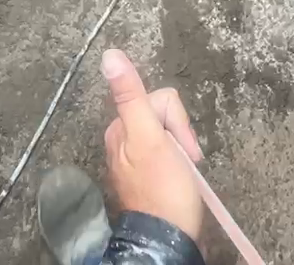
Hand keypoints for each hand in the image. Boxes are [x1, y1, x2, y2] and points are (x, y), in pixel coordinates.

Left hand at [100, 48, 204, 245]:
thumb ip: (131, 95)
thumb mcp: (149, 136)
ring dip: (183, 149)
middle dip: (181, 135)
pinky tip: (181, 176)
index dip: (178, 121)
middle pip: (165, 114)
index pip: (162, 100)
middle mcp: (123, 139)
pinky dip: (180, 161)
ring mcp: (136, 158)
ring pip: (170, 132)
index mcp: (120, 127)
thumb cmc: (164, 189)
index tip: (180, 148)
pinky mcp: (149, 174)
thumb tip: (109, 54)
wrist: (169, 240)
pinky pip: (170, 151)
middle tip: (183, 162)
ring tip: (184, 172)